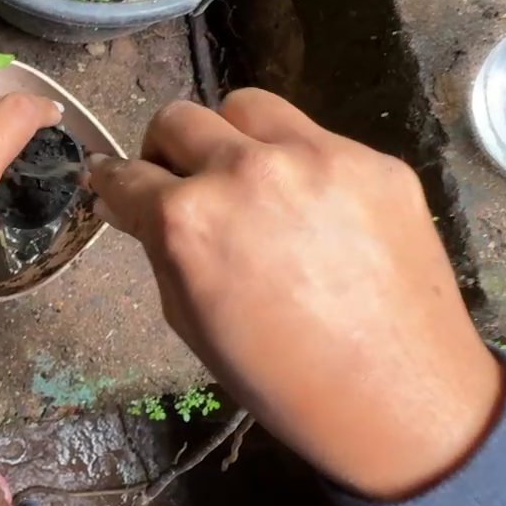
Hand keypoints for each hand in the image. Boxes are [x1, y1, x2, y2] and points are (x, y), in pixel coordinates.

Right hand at [87, 90, 502, 499]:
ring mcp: (315, 156)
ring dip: (227, 138)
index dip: (111, 182)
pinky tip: (311, 211)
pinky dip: (291, 162)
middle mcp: (244, 170)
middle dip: (163, 151)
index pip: (125, 175)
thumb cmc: (273, 376)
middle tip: (178, 184)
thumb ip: (157, 248)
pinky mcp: (372, 159)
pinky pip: (311, 137)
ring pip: (245, 107)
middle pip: (177, 119)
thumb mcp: (186, 317)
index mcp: (187, 219)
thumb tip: (132, 206)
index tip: (111, 184)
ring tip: (244, 180)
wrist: (394, 398)